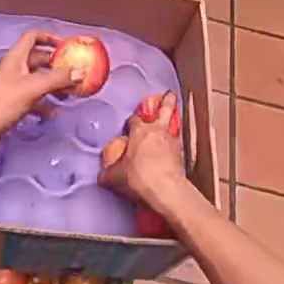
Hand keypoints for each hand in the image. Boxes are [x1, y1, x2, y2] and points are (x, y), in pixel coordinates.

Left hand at [0, 31, 74, 151]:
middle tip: (74, 73)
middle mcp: (14, 69)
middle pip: (38, 59)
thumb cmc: (2, 103)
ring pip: (37, 80)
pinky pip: (33, 99)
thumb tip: (81, 71)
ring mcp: (13, 86)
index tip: (67, 46)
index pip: (32, 37)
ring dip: (53, 85)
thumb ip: (57, 79)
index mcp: (15, 58)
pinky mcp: (12, 103)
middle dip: (56, 65)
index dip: (49, 37)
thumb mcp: (32, 88)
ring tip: (69, 93)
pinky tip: (54, 112)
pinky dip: (44, 103)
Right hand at [100, 91, 192, 219]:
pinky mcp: (182, 154)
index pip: (134, 120)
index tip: (129, 127)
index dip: (131, 122)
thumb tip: (101, 176)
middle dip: (166, 101)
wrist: (166, 189)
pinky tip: (173, 148)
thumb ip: (108, 173)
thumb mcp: (117, 176)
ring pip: (173, 124)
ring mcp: (172, 141)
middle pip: (164, 109)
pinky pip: (178, 143)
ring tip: (173, 120)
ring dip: (173, 121)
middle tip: (169, 94)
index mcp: (139, 131)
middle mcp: (157, 130)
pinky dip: (175, 143)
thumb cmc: (140, 177)